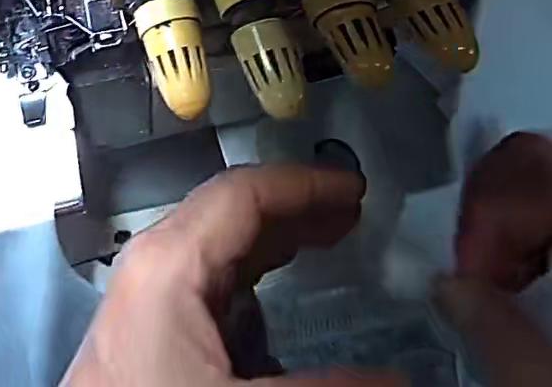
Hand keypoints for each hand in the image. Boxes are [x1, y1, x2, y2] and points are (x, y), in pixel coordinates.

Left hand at [62, 163, 407, 386]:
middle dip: (295, 205)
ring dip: (277, 237)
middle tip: (353, 211)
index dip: (302, 184)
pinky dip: (255, 274)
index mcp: (171, 260)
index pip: (242, 193)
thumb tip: (403, 382)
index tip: (353, 187)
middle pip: (231, 209)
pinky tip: (284, 292)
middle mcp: (156, 260)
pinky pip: (210, 279)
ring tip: (331, 237)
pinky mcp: (149, 324)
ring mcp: (148, 290)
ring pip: (220, 242)